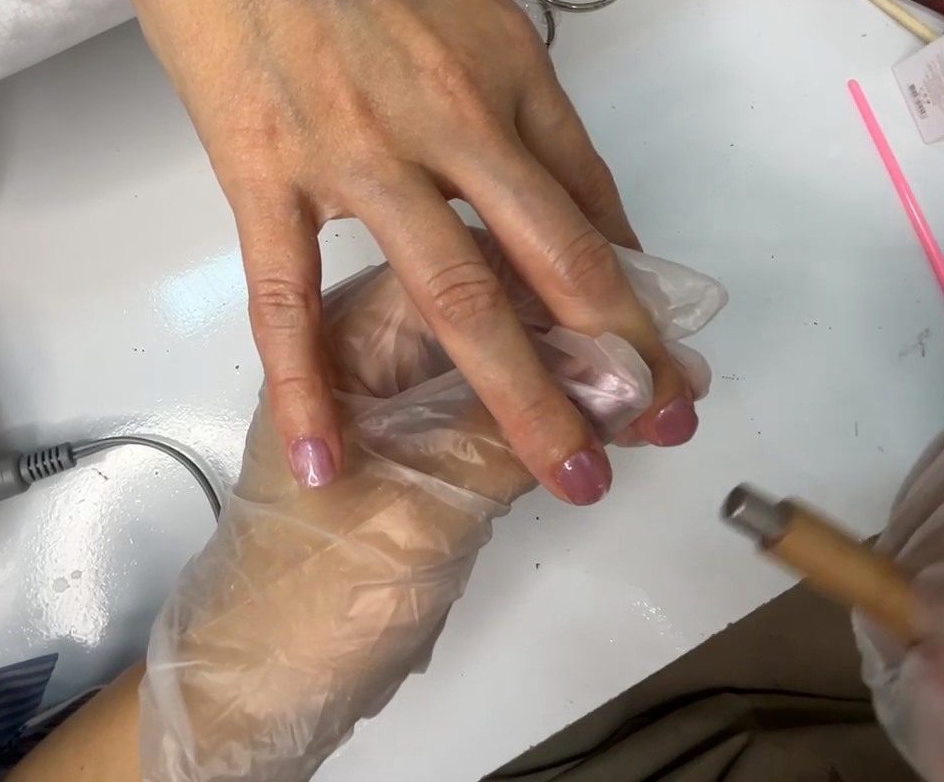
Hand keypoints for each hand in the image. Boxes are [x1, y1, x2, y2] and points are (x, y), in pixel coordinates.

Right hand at [87, 0, 694, 503]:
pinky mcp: (262, 167)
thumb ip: (498, 83)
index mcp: (503, 63)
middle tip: (653, 436)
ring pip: (453, 296)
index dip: (635, 286)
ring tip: (563, 476)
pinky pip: (287, 297)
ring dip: (519, 397)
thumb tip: (533, 165)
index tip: (661, 350)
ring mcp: (359, 149)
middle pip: (555, 262)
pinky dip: (306, 386)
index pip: (590, 200)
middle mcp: (453, 114)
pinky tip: (328, 458)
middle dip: (616, 360)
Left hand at [141, 244, 721, 781]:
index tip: (642, 330)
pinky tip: (623, 419)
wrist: (268, 671)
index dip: (561, 295)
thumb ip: (508, 437)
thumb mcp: (412, 506)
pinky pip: (508, 394)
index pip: (468, 273)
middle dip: (591, 335)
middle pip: (502, 304)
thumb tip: (619, 388)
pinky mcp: (430, 424)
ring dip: (588, 369)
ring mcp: (407, 379)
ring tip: (670, 397)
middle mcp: (381, 337)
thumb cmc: (314, 586)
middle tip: (675, 375)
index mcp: (353, 331)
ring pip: (514, 347)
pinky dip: (565, 404)